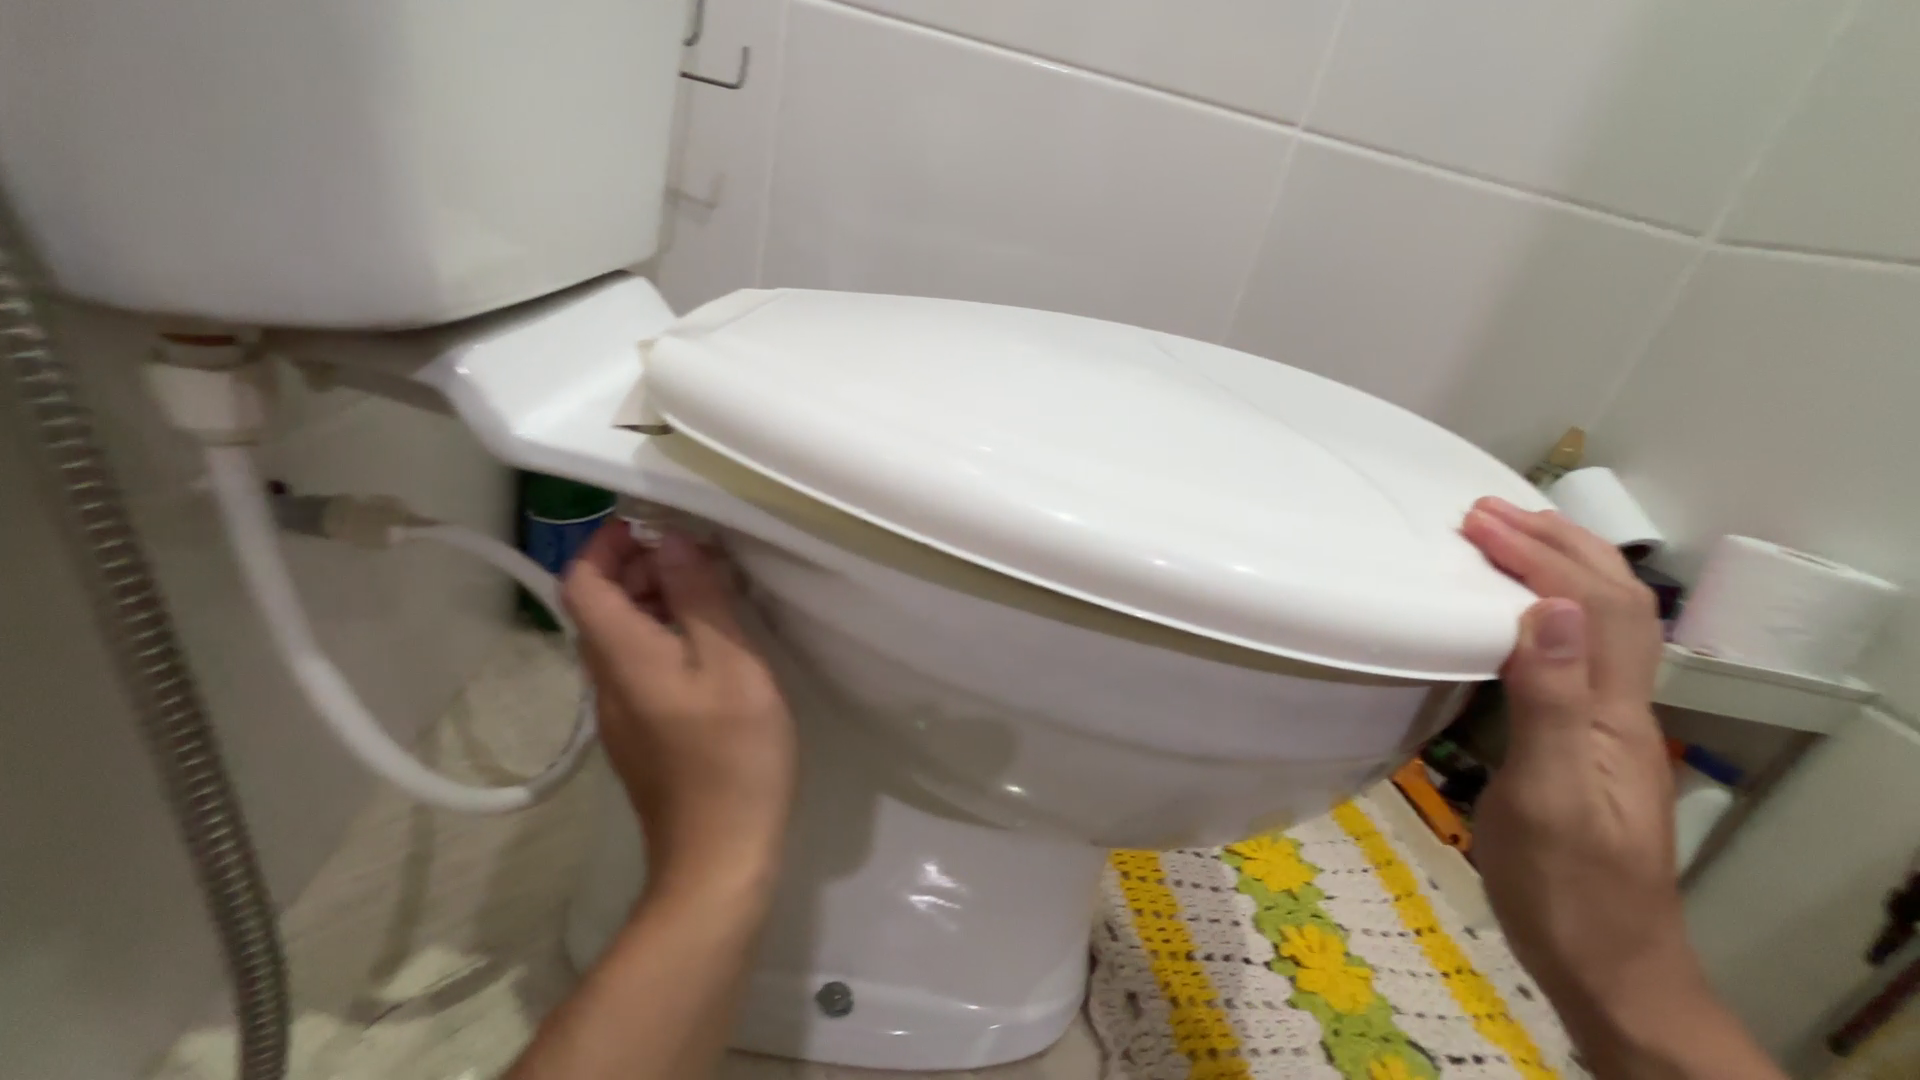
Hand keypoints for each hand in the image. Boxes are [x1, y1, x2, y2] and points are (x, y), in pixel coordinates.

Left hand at [562, 523, 796, 897]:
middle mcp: (606, 679)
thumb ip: (700, 597)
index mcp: (621, 653)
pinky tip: (714, 649)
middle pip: (599, 605)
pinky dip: (666, 638)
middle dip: (639, 567)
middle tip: (700, 556)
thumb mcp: (730, 663)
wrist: (720, 854)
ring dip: (655, 602)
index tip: (657, 524)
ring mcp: (621, 712)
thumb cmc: (732, 753)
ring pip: (621, 637)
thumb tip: (673, 540)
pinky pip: (640, 667)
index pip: (583, 580)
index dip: (608, 543)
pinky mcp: (643, 735)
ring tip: (713, 594)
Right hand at [1460, 498, 1692, 1037]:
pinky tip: (1514, 613)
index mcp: (1615, 714)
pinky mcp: (1584, 744)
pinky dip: (1547, 609)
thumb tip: (1553, 609)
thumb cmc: (1566, 887)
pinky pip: (1576, 654)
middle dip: (1556, 545)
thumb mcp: (1549, 798)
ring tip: (1503, 538)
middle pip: (1614, 603)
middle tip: (1486, 513)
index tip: (1474, 525)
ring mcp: (1608, 727)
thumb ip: (1553, 704)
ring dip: (1559, 567)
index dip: (1539, 556)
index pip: (1596, 607)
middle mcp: (1623, 708)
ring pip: (1603, 625)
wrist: (1606, 965)